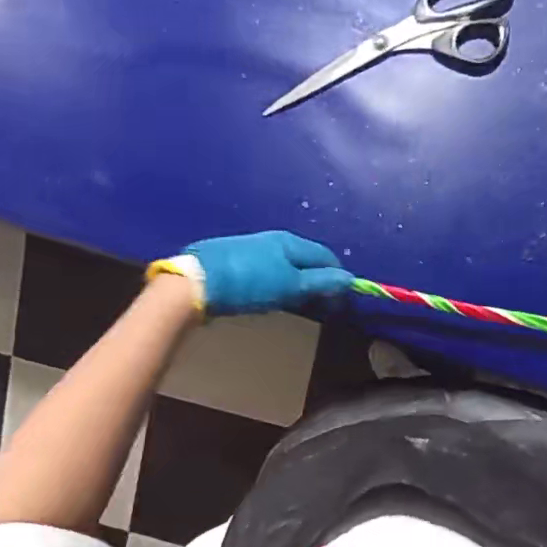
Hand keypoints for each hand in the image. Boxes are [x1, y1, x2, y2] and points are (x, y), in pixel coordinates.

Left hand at [180, 230, 354, 315]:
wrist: (197, 282)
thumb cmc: (250, 283)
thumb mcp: (290, 286)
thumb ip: (320, 283)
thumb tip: (349, 280)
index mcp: (291, 242)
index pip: (326, 256)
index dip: (338, 277)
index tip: (343, 300)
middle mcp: (274, 239)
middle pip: (307, 260)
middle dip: (319, 281)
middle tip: (324, 307)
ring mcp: (254, 248)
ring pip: (288, 265)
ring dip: (300, 283)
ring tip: (303, 305)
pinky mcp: (238, 260)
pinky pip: (270, 270)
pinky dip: (281, 283)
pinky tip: (276, 296)